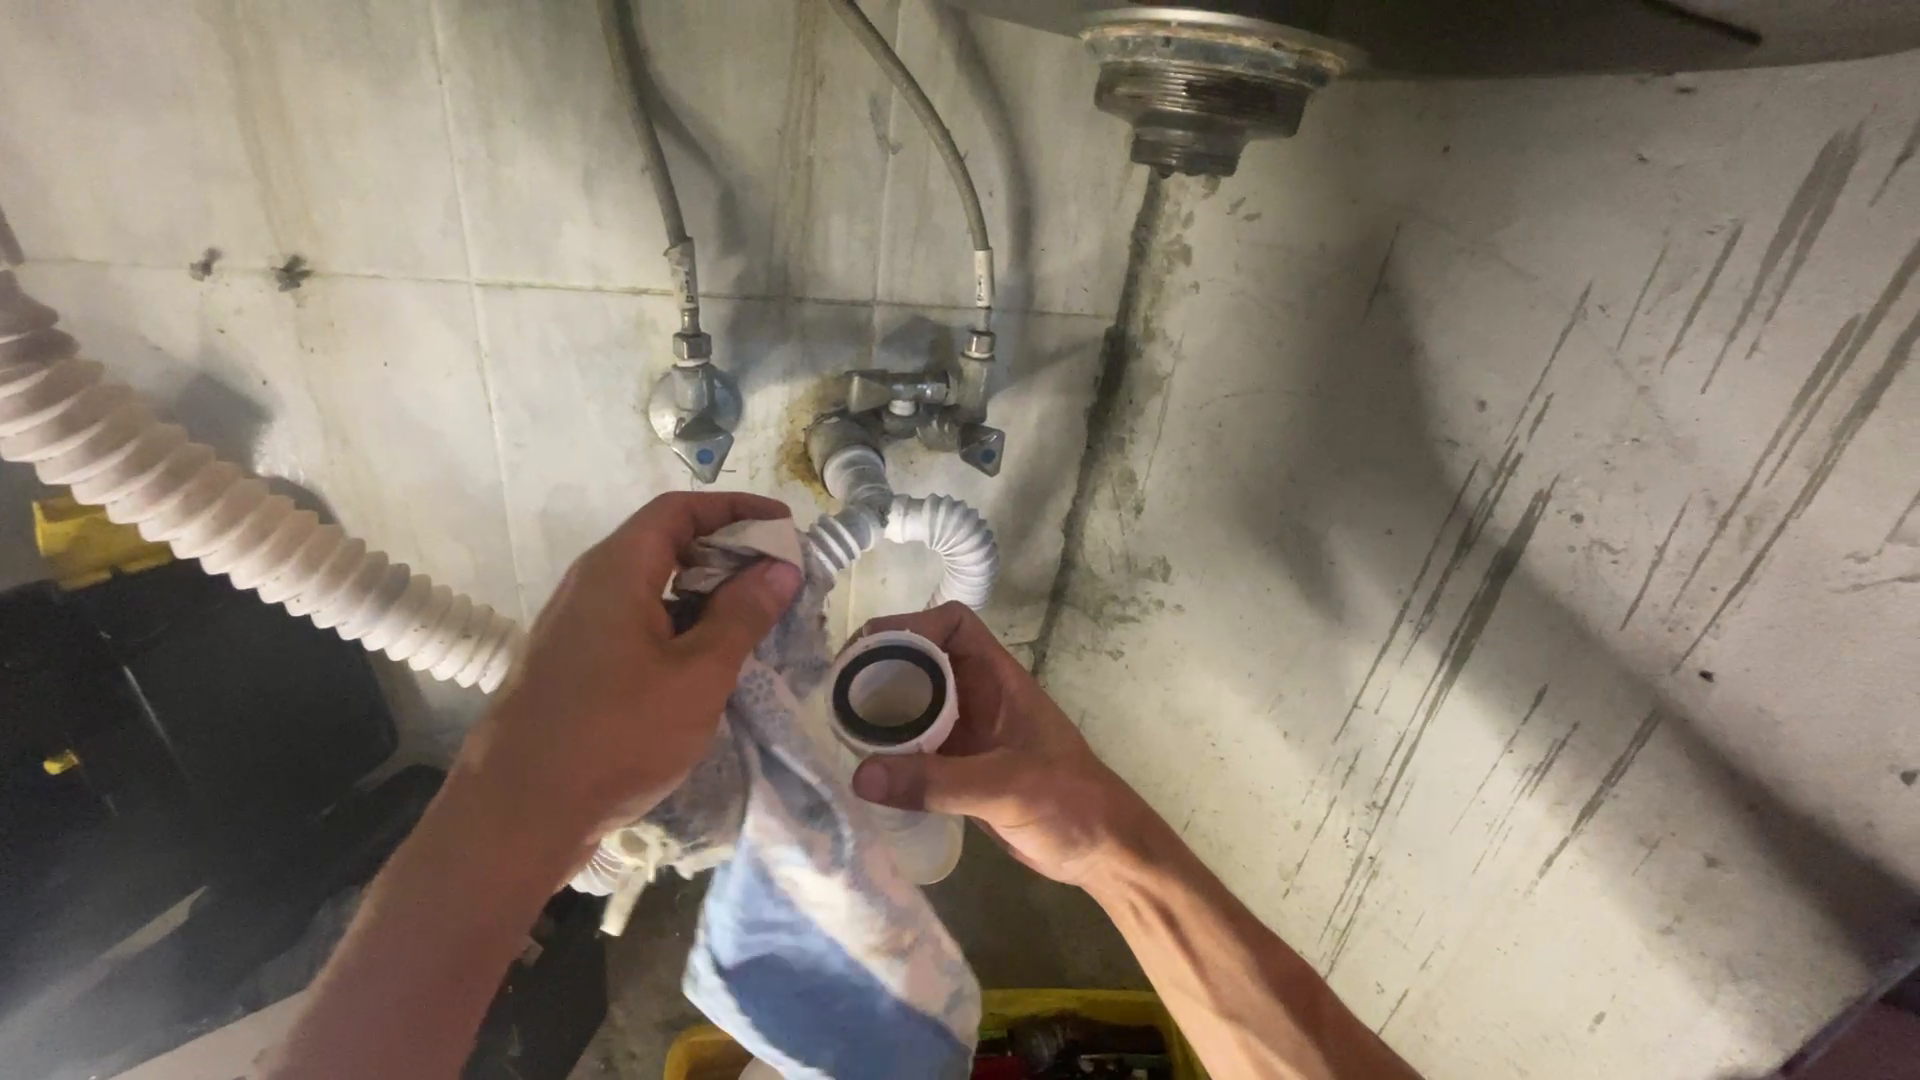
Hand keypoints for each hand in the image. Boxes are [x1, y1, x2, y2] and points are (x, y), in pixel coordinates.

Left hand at [455, 492, 802, 853]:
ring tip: (758, 616)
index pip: (680, 510)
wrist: (518, 815)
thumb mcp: (698, 675)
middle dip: (728, 551)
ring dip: (707, 591)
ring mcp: (580, 624)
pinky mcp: (578, 661)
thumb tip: (781, 569)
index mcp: (617, 571)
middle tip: (780, 576)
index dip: (736, 509)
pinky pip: (639, 620)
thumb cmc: (616, 736)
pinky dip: (682, 623)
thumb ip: (742, 616)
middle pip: (666, 542)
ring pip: (654, 586)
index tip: (784, 526)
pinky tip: (712, 657)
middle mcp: (592, 584)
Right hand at [848, 602, 1144, 885]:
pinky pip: (915, 747)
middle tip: (835, 695)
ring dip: (879, 711)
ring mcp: (967, 733)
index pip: (953, 625)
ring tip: (837, 729)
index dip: (911, 626)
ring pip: (914, 704)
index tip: (870, 652)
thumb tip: (860, 774)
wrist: (1101, 853)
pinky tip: (862, 769)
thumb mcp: (1007, 786)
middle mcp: (978, 697)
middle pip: (922, 661)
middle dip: (880, 668)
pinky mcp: (959, 769)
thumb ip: (937, 782)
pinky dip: (888, 751)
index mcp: (997, 679)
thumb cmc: (1070, 803)